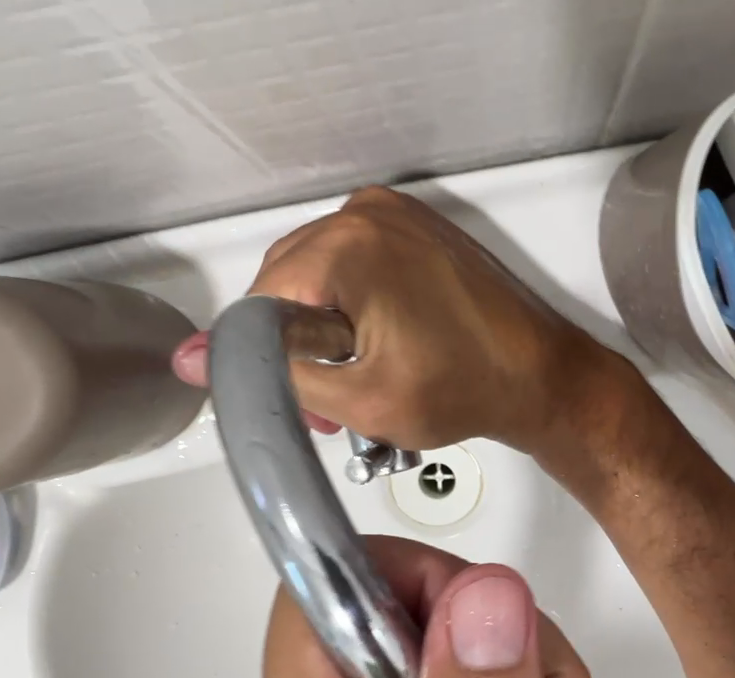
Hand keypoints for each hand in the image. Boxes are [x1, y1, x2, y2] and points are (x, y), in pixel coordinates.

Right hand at [171, 185, 632, 454]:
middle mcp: (367, 213)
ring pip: (325, 279)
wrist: (544, 378)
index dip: (269, 360)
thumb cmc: (464, 391)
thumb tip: (190, 358)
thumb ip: (274, 375)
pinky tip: (382, 353)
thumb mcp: (359, 398)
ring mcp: (399, 217)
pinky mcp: (421, 232)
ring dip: (331, 335)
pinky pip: (361, 268)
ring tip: (362, 387)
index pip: (263, 300)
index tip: (304, 404)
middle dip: (303, 350)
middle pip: (292, 284)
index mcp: (348, 243)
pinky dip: (359, 311)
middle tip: (332, 408)